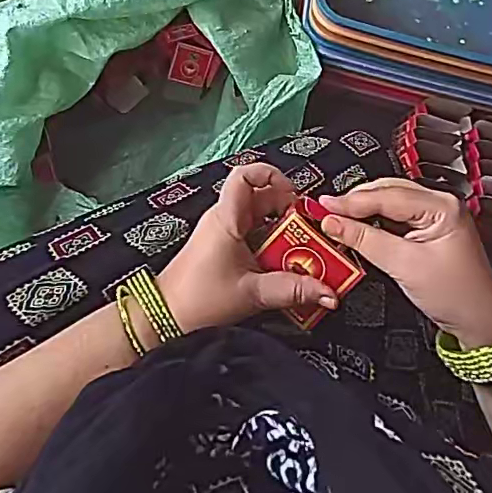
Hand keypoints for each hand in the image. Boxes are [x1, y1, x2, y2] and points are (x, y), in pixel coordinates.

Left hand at [155, 164, 338, 333]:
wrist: (165, 317)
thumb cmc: (197, 300)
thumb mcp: (252, 293)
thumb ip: (292, 290)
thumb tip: (326, 290)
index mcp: (227, 218)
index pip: (246, 175)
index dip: (272, 175)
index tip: (294, 197)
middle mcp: (225, 218)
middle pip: (262, 197)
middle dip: (289, 210)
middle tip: (307, 231)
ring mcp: (224, 232)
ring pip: (261, 217)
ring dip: (282, 230)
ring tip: (301, 250)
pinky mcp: (225, 247)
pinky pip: (255, 234)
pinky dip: (272, 244)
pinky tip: (283, 264)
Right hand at [319, 179, 491, 348]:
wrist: (481, 323)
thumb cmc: (458, 296)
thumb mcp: (404, 266)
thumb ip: (365, 240)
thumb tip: (334, 223)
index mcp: (442, 205)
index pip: (387, 195)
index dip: (352, 201)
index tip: (325, 205)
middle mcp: (440, 202)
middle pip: (386, 191)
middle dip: (355, 201)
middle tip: (326, 210)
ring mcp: (435, 213)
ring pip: (388, 200)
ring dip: (362, 209)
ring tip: (336, 217)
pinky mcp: (428, 226)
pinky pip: (394, 213)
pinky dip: (373, 218)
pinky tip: (357, 225)